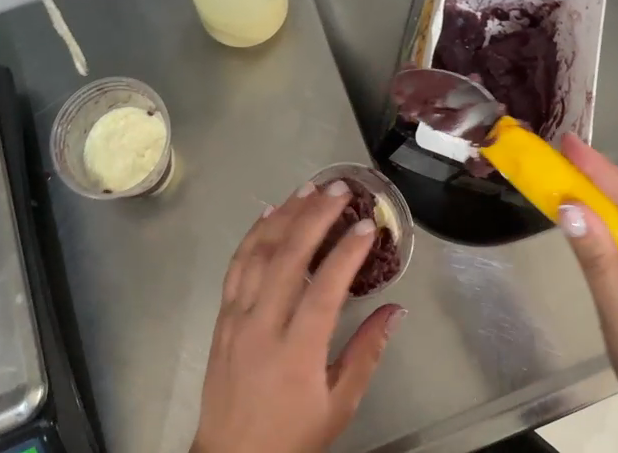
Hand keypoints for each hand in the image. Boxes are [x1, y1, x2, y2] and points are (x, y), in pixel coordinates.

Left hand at [192, 179, 404, 452]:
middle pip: (288, 257)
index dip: (347, 254)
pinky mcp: (222, 314)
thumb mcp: (339, 405)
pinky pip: (236, 265)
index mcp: (296, 352)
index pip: (324, 289)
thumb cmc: (292, 434)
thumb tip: (396, 309)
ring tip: (309, 189)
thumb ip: (366, 353)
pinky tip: (269, 214)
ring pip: (259, 253)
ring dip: (285, 215)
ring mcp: (237, 316)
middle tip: (340, 189)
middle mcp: (262, 325)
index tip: (367, 225)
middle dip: (315, 216)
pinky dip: (253, 235)